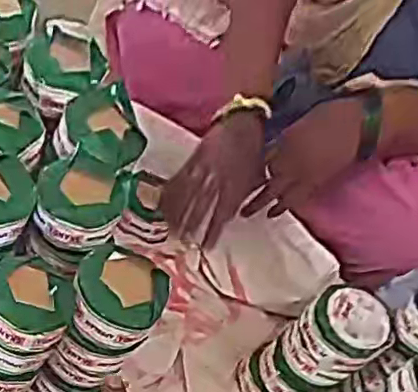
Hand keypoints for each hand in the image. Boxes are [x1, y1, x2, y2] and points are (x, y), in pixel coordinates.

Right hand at [161, 112, 266, 248]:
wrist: (244, 119)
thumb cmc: (253, 150)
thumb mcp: (256, 175)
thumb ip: (245, 197)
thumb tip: (235, 216)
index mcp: (235, 185)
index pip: (221, 215)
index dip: (213, 232)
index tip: (206, 247)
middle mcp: (217, 179)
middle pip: (200, 208)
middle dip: (190, 227)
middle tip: (181, 242)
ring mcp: (203, 169)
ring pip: (186, 196)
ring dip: (176, 214)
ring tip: (168, 228)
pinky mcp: (193, 159)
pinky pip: (178, 179)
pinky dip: (169, 194)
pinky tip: (161, 205)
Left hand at [242, 96, 361, 219]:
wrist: (362, 123)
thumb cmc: (336, 114)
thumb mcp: (304, 121)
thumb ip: (287, 137)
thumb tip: (275, 149)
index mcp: (284, 140)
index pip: (259, 158)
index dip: (246, 170)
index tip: (235, 176)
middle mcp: (287, 159)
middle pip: (260, 178)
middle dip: (245, 190)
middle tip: (230, 201)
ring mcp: (299, 174)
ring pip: (272, 193)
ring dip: (257, 204)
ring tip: (245, 213)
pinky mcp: (312, 185)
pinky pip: (292, 200)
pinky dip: (280, 207)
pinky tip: (272, 213)